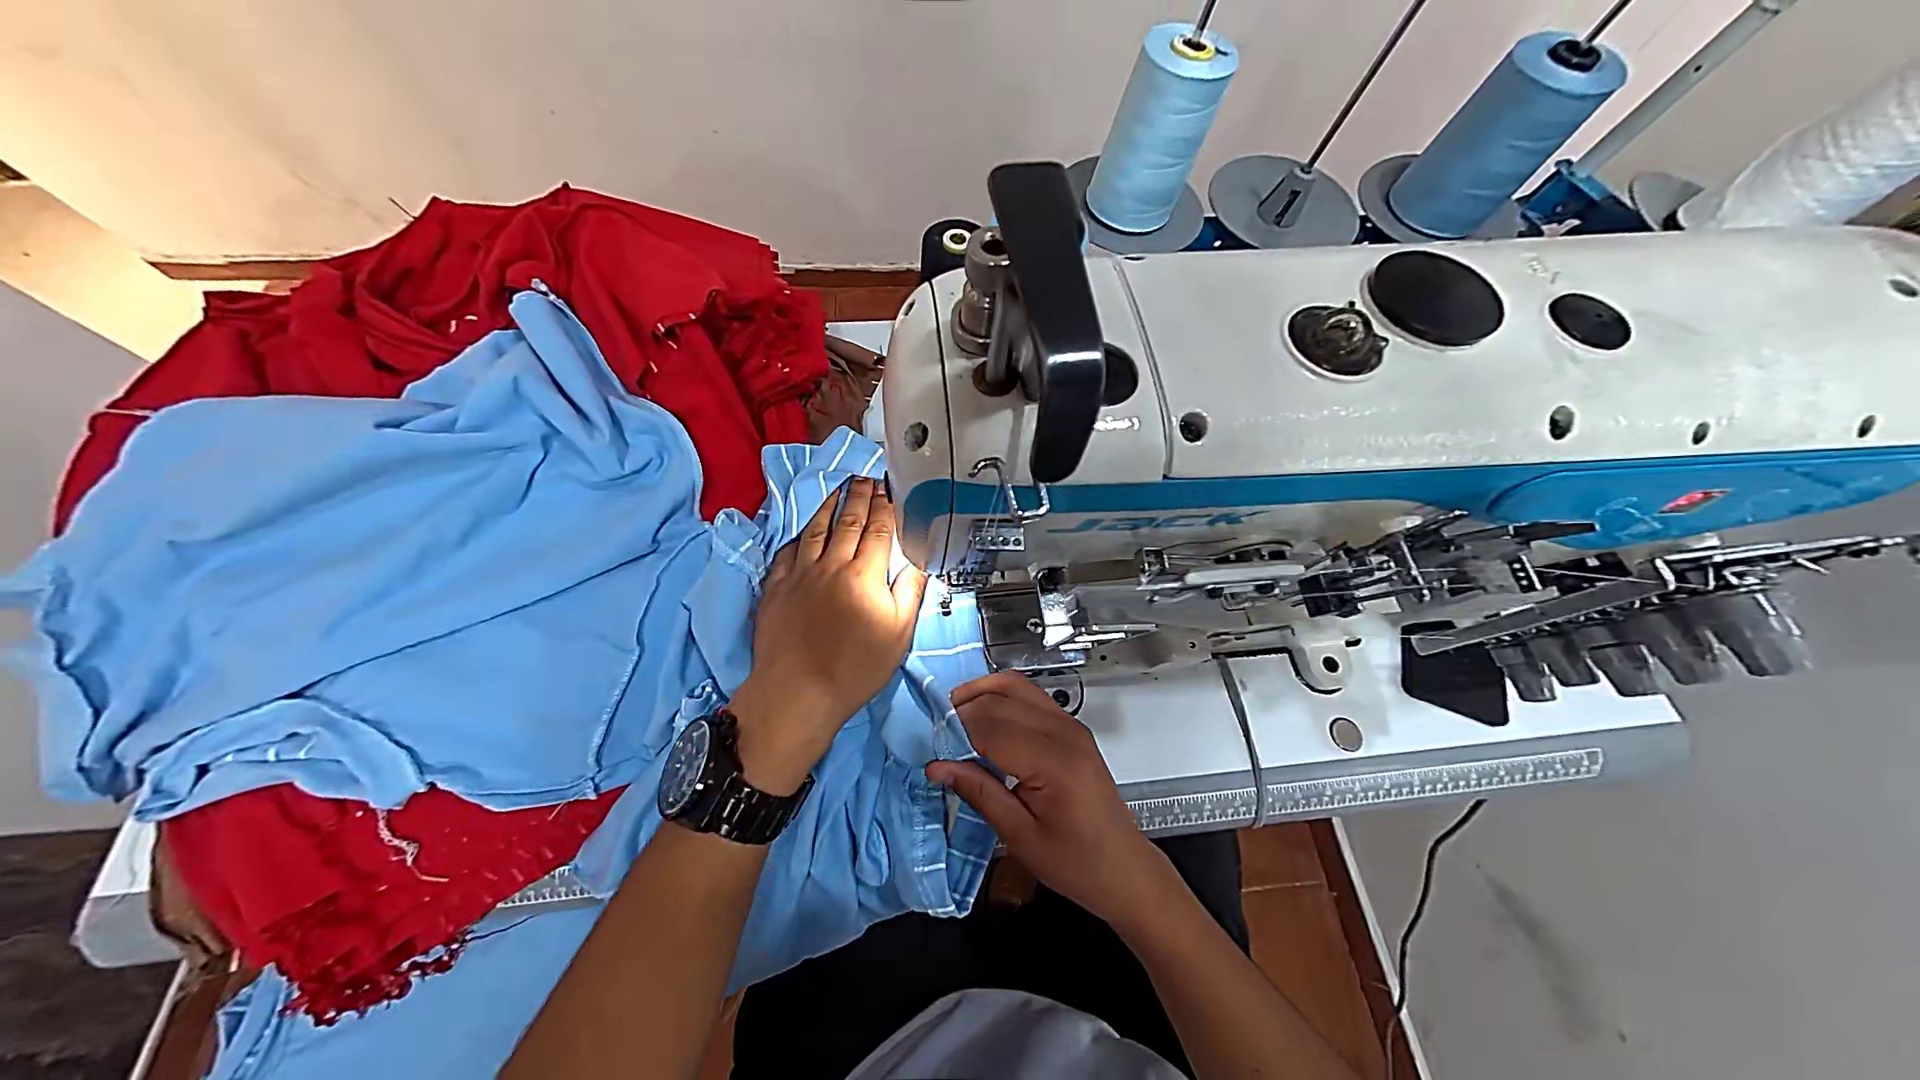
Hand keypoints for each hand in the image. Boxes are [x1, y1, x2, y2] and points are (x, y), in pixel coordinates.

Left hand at [732, 476, 927, 793]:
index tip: (889, 490)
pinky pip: (787, 551)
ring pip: (816, 529)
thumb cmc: (855, 669)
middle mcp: (831, 565)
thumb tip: (916, 562)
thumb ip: (909, 592)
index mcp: (864, 575)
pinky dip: (799, 536)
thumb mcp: (899, 634)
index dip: (886, 506)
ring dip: (829, 505)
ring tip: (839, 490)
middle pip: (848, 521)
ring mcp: (800, 574)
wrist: (798, 691)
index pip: (879, 530)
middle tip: (866, 479)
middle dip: (860, 496)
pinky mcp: (776, 587)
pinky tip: (804, 532)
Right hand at [926, 673, 1182, 932]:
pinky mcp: (1072, 728)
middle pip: (1000, 699)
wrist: (1123, 868)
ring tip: (953, 718)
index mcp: (1054, 761)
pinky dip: (1001, 697)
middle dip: (963, 710)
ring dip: (981, 694)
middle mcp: (1065, 732)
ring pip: (1015, 686)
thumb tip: (937, 767)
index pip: (991, 727)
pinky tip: (983, 719)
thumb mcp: (1019, 836)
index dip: (955, 733)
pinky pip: (1030, 695)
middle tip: (936, 734)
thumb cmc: (1076, 862)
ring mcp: (1071, 725)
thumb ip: (979, 792)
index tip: (930, 747)